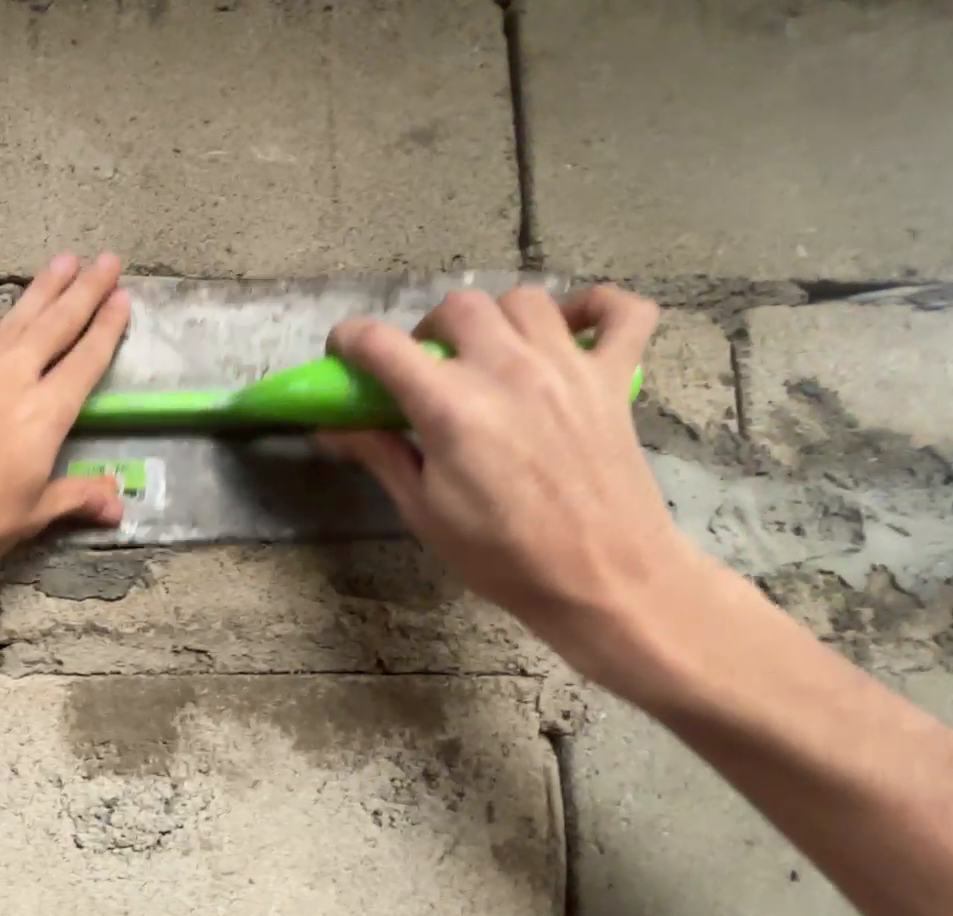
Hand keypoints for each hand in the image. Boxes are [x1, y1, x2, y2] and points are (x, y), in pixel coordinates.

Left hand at [0, 253, 130, 612]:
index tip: (123, 299)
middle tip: (106, 261)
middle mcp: (11, 381)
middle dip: (84, 292)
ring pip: (11, 321)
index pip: (86, 362)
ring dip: (39, 289)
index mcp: (45, 415)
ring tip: (62, 261)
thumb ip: (78, 497)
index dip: (107, 329)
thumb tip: (120, 506)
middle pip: (55, 327)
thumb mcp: (34, 516)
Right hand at [321, 286, 702, 676]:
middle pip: (457, 306)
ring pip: (524, 298)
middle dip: (425, 328)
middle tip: (422, 368)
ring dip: (493, 318)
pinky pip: (620, 311)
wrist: (604, 580)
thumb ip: (380, 456)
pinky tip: (570, 328)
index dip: (348, 340)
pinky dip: (596, 306)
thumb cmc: (502, 555)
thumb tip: (331, 430)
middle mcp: (507, 370)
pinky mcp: (614, 378)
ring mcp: (567, 367)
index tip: (342, 354)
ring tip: (485, 354)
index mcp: (450, 407)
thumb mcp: (423, 512)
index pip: (381, 344)